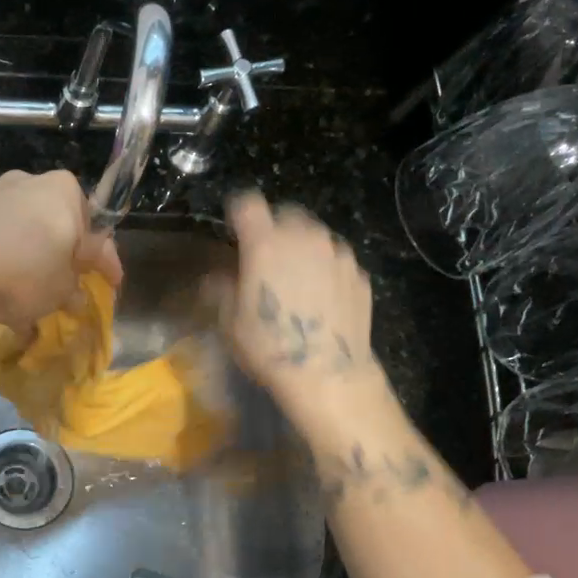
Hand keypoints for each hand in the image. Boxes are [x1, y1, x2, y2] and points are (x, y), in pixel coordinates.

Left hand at [0, 169, 122, 331]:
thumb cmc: (22, 273)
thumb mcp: (60, 291)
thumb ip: (73, 290)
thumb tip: (76, 295)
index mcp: (65, 192)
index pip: (95, 235)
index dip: (107, 265)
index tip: (112, 284)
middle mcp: (31, 184)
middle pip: (56, 230)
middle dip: (61, 261)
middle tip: (65, 291)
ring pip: (23, 238)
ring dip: (29, 267)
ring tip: (28, 302)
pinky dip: (1, 267)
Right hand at [222, 193, 391, 426]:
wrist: (326, 373)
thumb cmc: (267, 346)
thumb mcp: (230, 322)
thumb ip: (222, 289)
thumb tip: (218, 277)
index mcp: (267, 243)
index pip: (248, 204)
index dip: (237, 214)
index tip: (232, 230)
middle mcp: (305, 237)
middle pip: (286, 214)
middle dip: (273, 229)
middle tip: (264, 259)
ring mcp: (338, 253)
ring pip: (315, 236)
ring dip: (301, 248)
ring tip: (295, 280)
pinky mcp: (359, 273)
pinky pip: (336, 261)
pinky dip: (325, 270)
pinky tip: (318, 300)